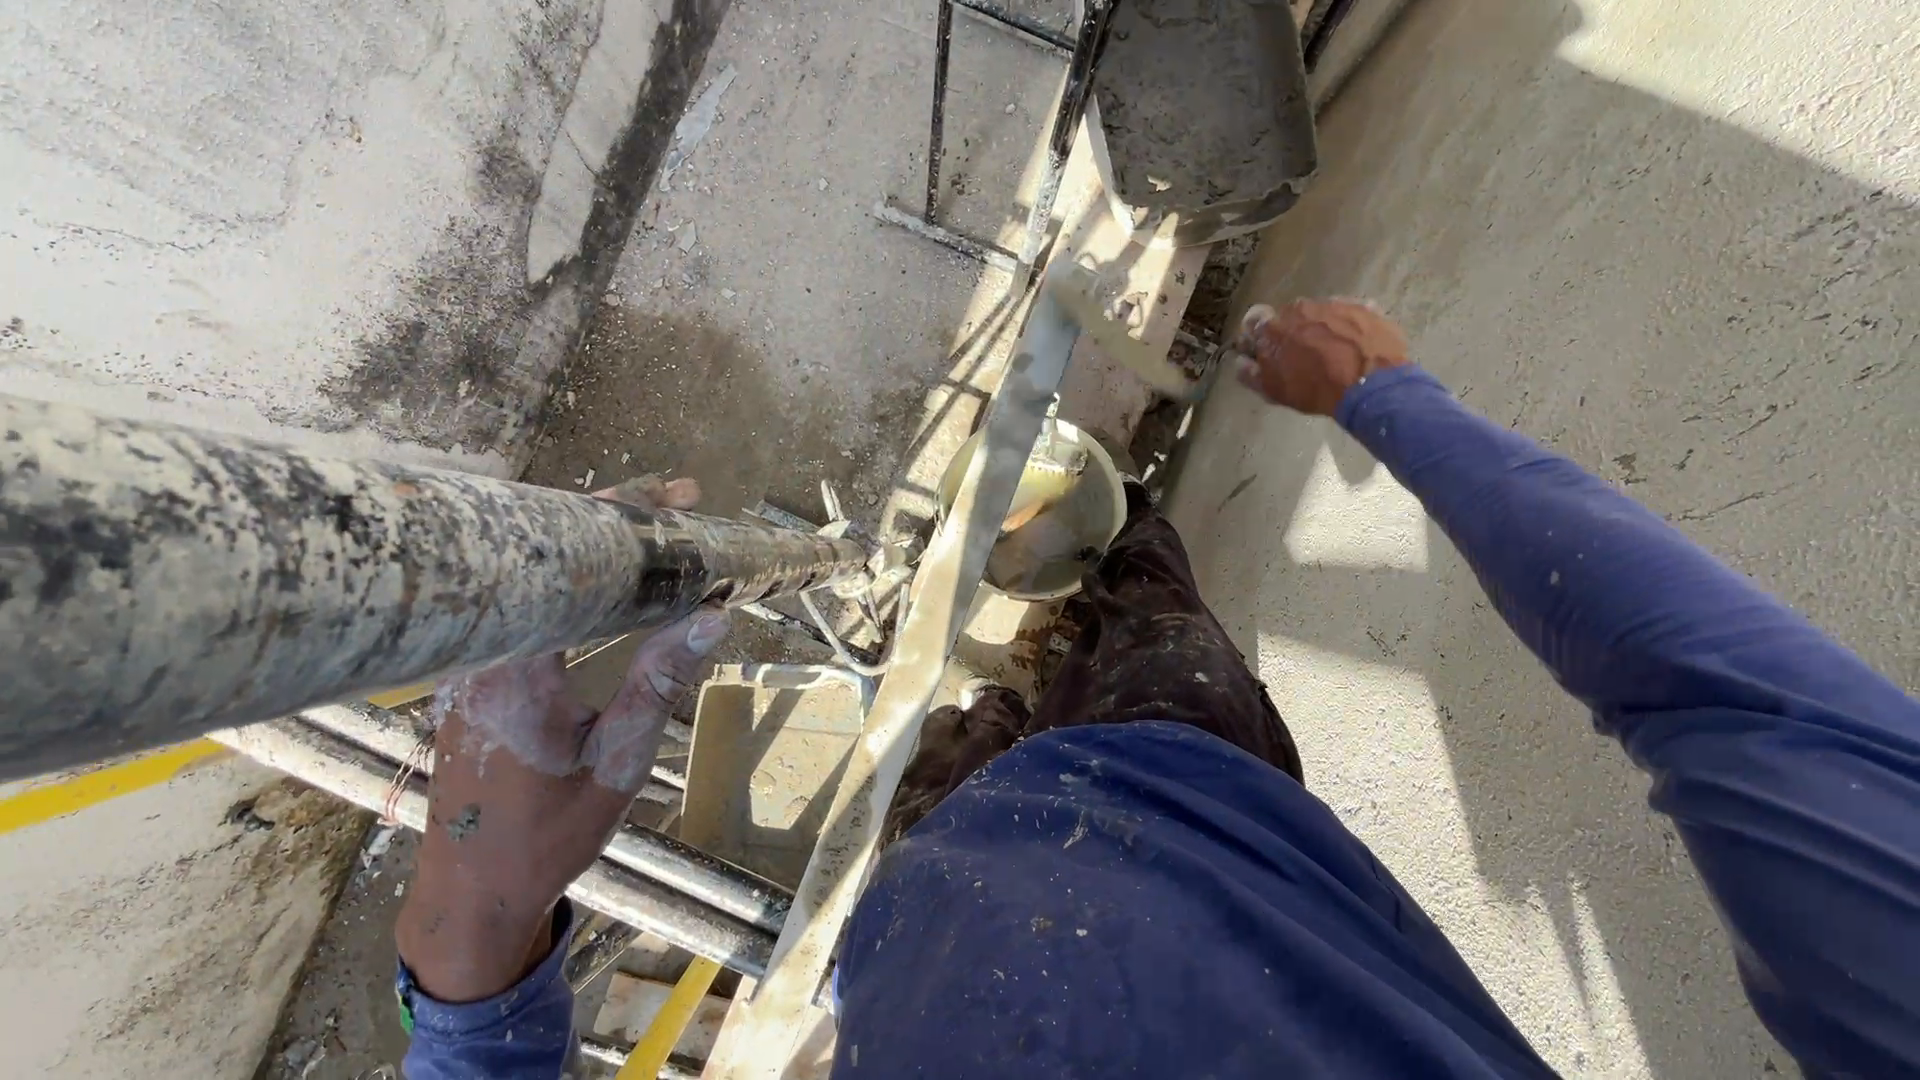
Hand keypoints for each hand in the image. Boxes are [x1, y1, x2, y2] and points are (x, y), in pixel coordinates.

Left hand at [395, 476, 730, 1002]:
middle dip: (615, 518)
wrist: (474, 893)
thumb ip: (658, 683)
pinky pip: (524, 603)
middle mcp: (479, 652)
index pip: (566, 565)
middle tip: (677, 501)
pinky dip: (572, 578)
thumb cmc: (548, 834)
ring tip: (656, 528)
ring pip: (530, 576)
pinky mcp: (474, 674)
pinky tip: (610, 575)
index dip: (623, 519)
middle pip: (543, 555)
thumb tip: (710, 615)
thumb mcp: (617, 762)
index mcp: (514, 669)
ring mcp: (469, 661)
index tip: (676, 495)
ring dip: (595, 546)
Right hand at [1231, 298, 1410, 415]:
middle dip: (1292, 330)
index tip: (1264, 349)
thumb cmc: (1314, 389)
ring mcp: (1333, 303)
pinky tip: (1353, 344)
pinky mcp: (1362, 306)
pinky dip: (1347, 325)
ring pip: (1319, 312)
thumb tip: (1240, 361)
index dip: (1257, 335)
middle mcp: (1299, 308)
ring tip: (1332, 351)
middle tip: (1302, 354)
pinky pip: (1348, 312)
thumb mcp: (1274, 391)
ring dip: (1320, 326)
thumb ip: (1251, 374)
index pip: (1254, 321)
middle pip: (1289, 315)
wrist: (1369, 384)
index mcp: (1272, 327)